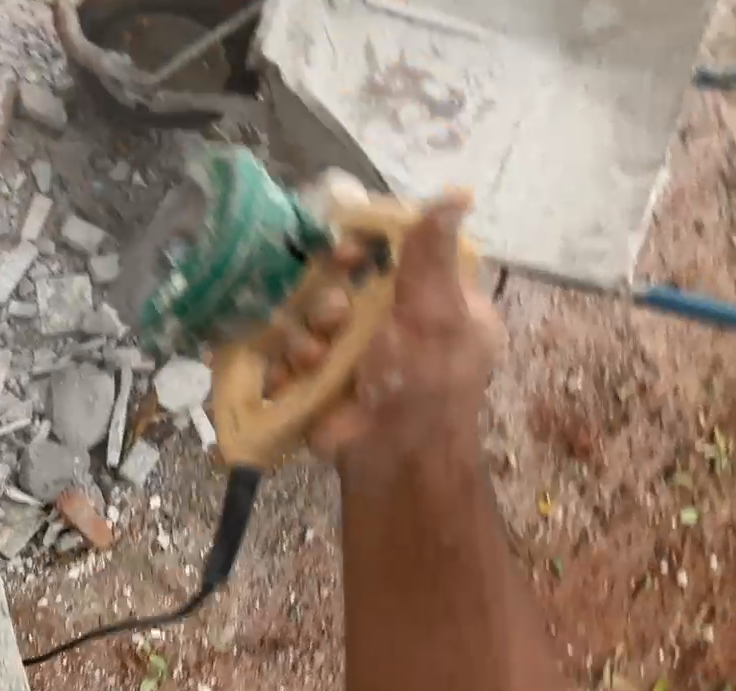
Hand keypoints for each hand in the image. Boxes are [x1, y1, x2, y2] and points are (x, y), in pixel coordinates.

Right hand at [265, 193, 504, 460]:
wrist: (388, 453)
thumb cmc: (423, 381)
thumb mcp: (434, 313)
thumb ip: (430, 258)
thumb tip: (455, 193)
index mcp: (424, 303)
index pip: (387, 259)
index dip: (361, 251)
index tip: (344, 255)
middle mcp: (381, 325)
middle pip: (334, 291)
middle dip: (325, 305)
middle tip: (332, 321)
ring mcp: (343, 357)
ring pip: (303, 327)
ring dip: (302, 341)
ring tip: (313, 361)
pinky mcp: (310, 384)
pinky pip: (281, 362)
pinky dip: (281, 369)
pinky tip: (289, 379)